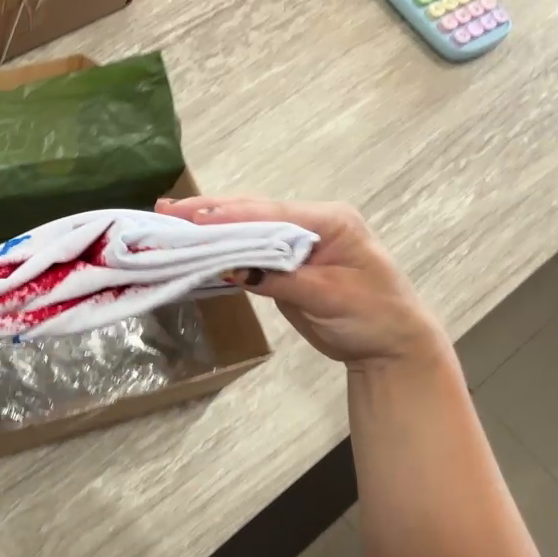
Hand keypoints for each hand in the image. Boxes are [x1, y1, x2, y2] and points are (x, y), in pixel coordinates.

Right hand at [156, 196, 445, 370]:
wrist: (390, 346)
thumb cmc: (372, 316)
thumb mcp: (327, 296)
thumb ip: (279, 277)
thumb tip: (230, 267)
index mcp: (329, 221)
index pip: (270, 213)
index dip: (229, 215)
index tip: (191, 217)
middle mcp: (311, 223)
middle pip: (254, 212)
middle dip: (210, 212)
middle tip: (167, 210)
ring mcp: (297, 242)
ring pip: (247, 227)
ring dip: (210, 226)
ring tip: (171, 220)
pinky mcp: (285, 263)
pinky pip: (248, 248)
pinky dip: (222, 246)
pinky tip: (196, 243)